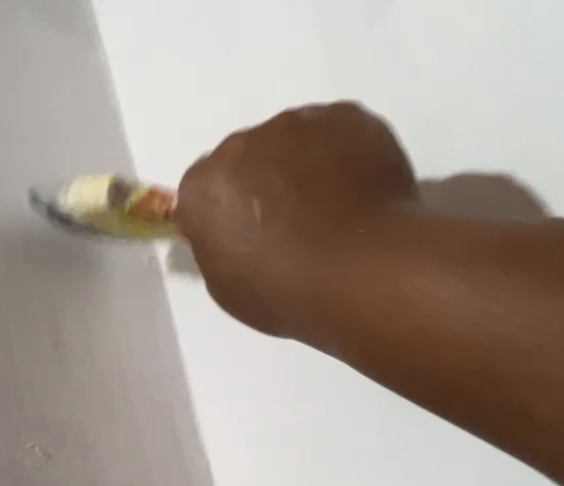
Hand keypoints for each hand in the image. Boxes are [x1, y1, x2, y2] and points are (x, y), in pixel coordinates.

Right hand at [177, 102, 419, 341]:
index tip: (241, 234)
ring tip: (326, 207)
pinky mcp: (346, 115)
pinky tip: (354, 191)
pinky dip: (340, 155)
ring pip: (290, 141)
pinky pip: (334, 133)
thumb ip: (217, 243)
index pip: (202, 190)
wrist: (361, 269)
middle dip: (258, 182)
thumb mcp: (225, 284)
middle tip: (286, 222)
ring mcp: (295, 124)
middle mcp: (241, 145)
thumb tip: (227, 228)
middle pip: (244, 158)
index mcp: (203, 188)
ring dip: (299, 166)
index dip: (223, 212)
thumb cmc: (283, 291)